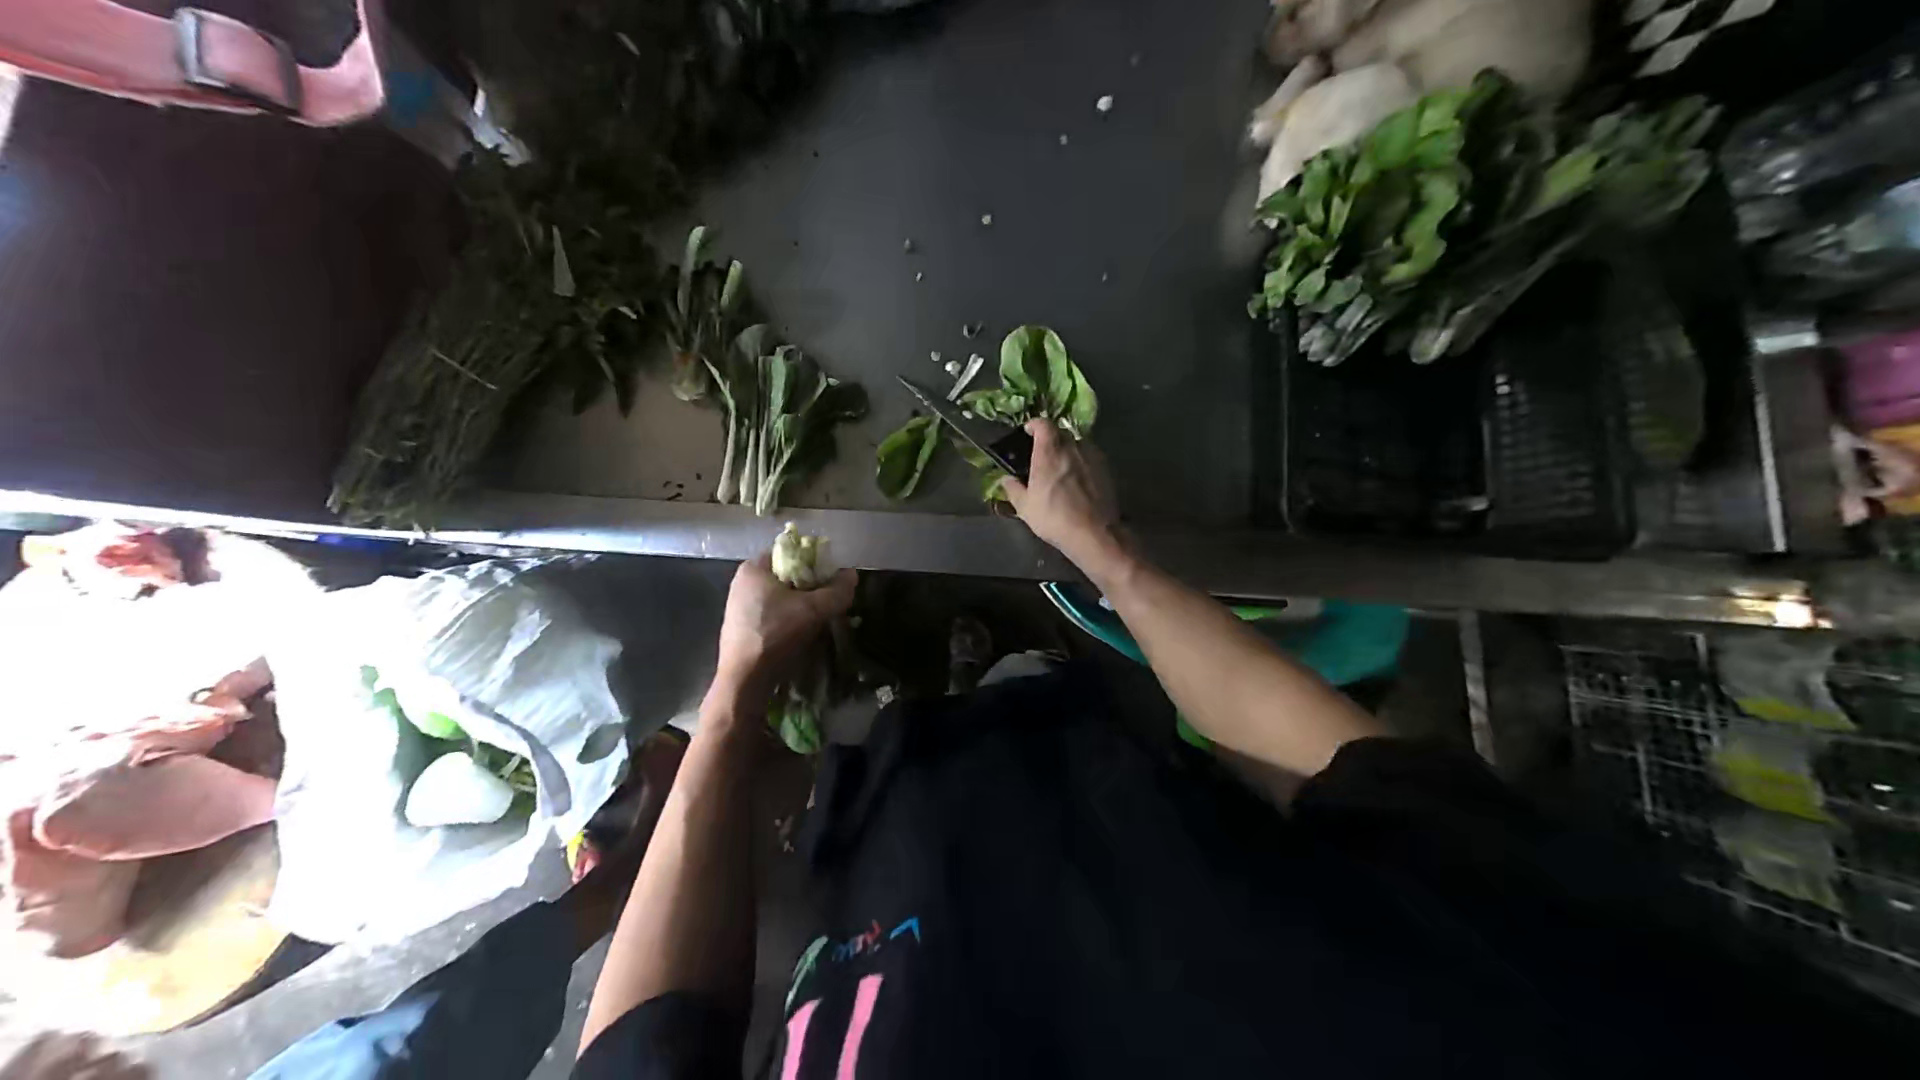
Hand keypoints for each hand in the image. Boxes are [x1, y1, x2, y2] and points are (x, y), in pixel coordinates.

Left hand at [713, 554, 855, 699]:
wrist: (745, 680)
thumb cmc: (776, 634)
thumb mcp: (814, 610)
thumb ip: (837, 591)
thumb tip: (852, 575)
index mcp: (753, 568)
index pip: (789, 552)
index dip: (813, 561)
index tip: (830, 576)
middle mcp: (741, 582)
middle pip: (785, 575)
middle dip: (808, 585)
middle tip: (827, 598)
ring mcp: (738, 606)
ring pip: (779, 596)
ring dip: (799, 603)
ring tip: (817, 617)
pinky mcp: (740, 627)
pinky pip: (770, 613)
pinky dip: (786, 617)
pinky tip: (798, 632)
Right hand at [1001, 420, 1124, 568]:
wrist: (1094, 533)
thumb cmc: (1054, 517)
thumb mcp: (1025, 507)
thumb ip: (1013, 489)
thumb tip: (1005, 479)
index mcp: (1049, 452)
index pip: (1043, 424)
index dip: (1035, 424)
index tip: (1028, 431)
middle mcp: (1073, 447)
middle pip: (1061, 432)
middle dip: (1051, 438)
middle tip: (1042, 454)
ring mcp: (1093, 457)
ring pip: (1078, 445)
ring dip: (1068, 451)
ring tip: (1061, 468)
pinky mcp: (1107, 469)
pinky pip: (1090, 458)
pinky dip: (1082, 463)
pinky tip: (1078, 480)